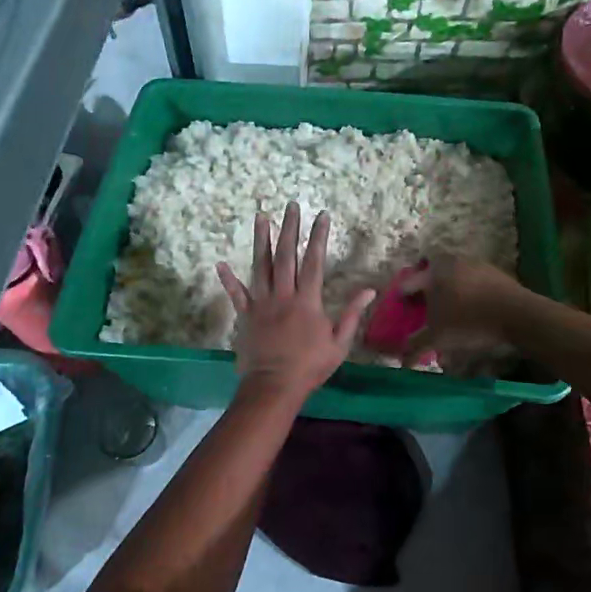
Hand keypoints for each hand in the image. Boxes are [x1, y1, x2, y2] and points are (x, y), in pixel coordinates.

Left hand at [217, 204, 374, 402]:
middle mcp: (283, 295)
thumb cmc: (310, 367)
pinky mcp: (245, 315)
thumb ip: (352, 314)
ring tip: (261, 217)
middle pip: (286, 256)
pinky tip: (221, 263)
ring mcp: (261, 303)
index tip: (322, 216)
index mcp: (308, 301)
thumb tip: (369, 290)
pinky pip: (236, 294)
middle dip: (290, 229)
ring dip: (260, 240)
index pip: (314, 261)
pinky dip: (228, 279)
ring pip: (260, 266)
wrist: (273, 385)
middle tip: (292, 206)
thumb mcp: (339, 343)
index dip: (319, 237)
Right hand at [401, 255, 529, 373]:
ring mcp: (473, 263)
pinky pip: (470, 280)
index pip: (406, 285)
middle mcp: (449, 262)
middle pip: (429, 278)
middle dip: (425, 295)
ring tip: (450, 314)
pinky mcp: (492, 270)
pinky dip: (466, 292)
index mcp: (431, 274)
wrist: (518, 314)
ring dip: (447, 293)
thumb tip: (402, 361)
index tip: (405, 316)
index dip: (402, 302)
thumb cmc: (469, 323)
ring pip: (451, 278)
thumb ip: (416, 347)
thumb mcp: (439, 338)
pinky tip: (472, 310)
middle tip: (425, 315)